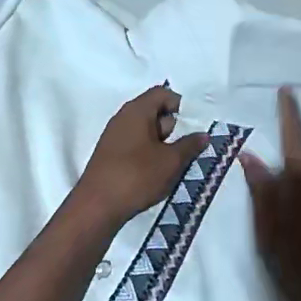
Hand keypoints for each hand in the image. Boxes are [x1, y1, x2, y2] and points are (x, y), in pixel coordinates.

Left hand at [70, 86, 209, 227]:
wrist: (97, 206)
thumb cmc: (137, 176)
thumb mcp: (170, 161)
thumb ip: (189, 145)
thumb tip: (203, 135)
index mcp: (137, 110)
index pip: (162, 94)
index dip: (180, 105)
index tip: (193, 126)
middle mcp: (123, 118)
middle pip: (154, 112)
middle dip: (173, 128)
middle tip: (186, 149)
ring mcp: (115, 137)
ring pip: (146, 132)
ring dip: (162, 145)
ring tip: (174, 165)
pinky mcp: (111, 155)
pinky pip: (136, 145)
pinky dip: (149, 154)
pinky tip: (157, 173)